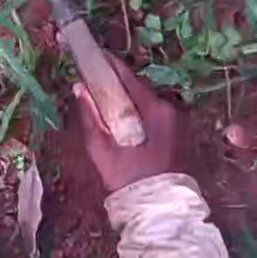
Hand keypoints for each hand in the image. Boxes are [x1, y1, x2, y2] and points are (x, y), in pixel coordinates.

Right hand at [75, 53, 180, 192]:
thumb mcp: (100, 146)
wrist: (155, 204)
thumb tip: (80, 88)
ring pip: (143, 98)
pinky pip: (151, 110)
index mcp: (150, 108)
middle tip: (92, 79)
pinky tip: (121, 117)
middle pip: (135, 86)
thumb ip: (90, 114)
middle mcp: (167, 106)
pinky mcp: (176, 127)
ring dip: (125, 97)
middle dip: (115, 82)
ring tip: (104, 99)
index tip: (93, 54)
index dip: (108, 63)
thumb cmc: (124, 176)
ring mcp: (174, 117)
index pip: (126, 76)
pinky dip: (135, 109)